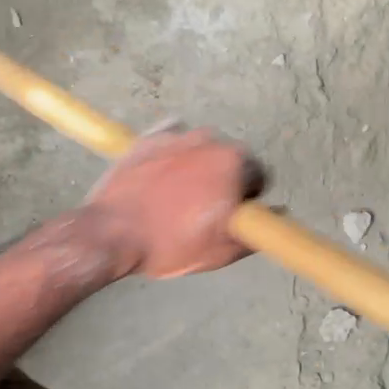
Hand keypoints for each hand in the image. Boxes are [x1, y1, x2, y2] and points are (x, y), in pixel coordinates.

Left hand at [82, 129, 260, 278]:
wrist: (110, 234)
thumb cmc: (167, 244)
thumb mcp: (220, 252)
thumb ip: (256, 233)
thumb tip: (278, 214)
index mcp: (235, 162)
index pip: (257, 178)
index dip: (243, 202)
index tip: (222, 220)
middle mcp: (209, 139)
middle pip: (226, 161)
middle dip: (218, 183)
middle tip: (194, 214)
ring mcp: (174, 136)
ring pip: (197, 152)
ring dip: (192, 170)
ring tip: (169, 202)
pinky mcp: (145, 140)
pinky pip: (167, 143)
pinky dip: (167, 157)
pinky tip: (156, 180)